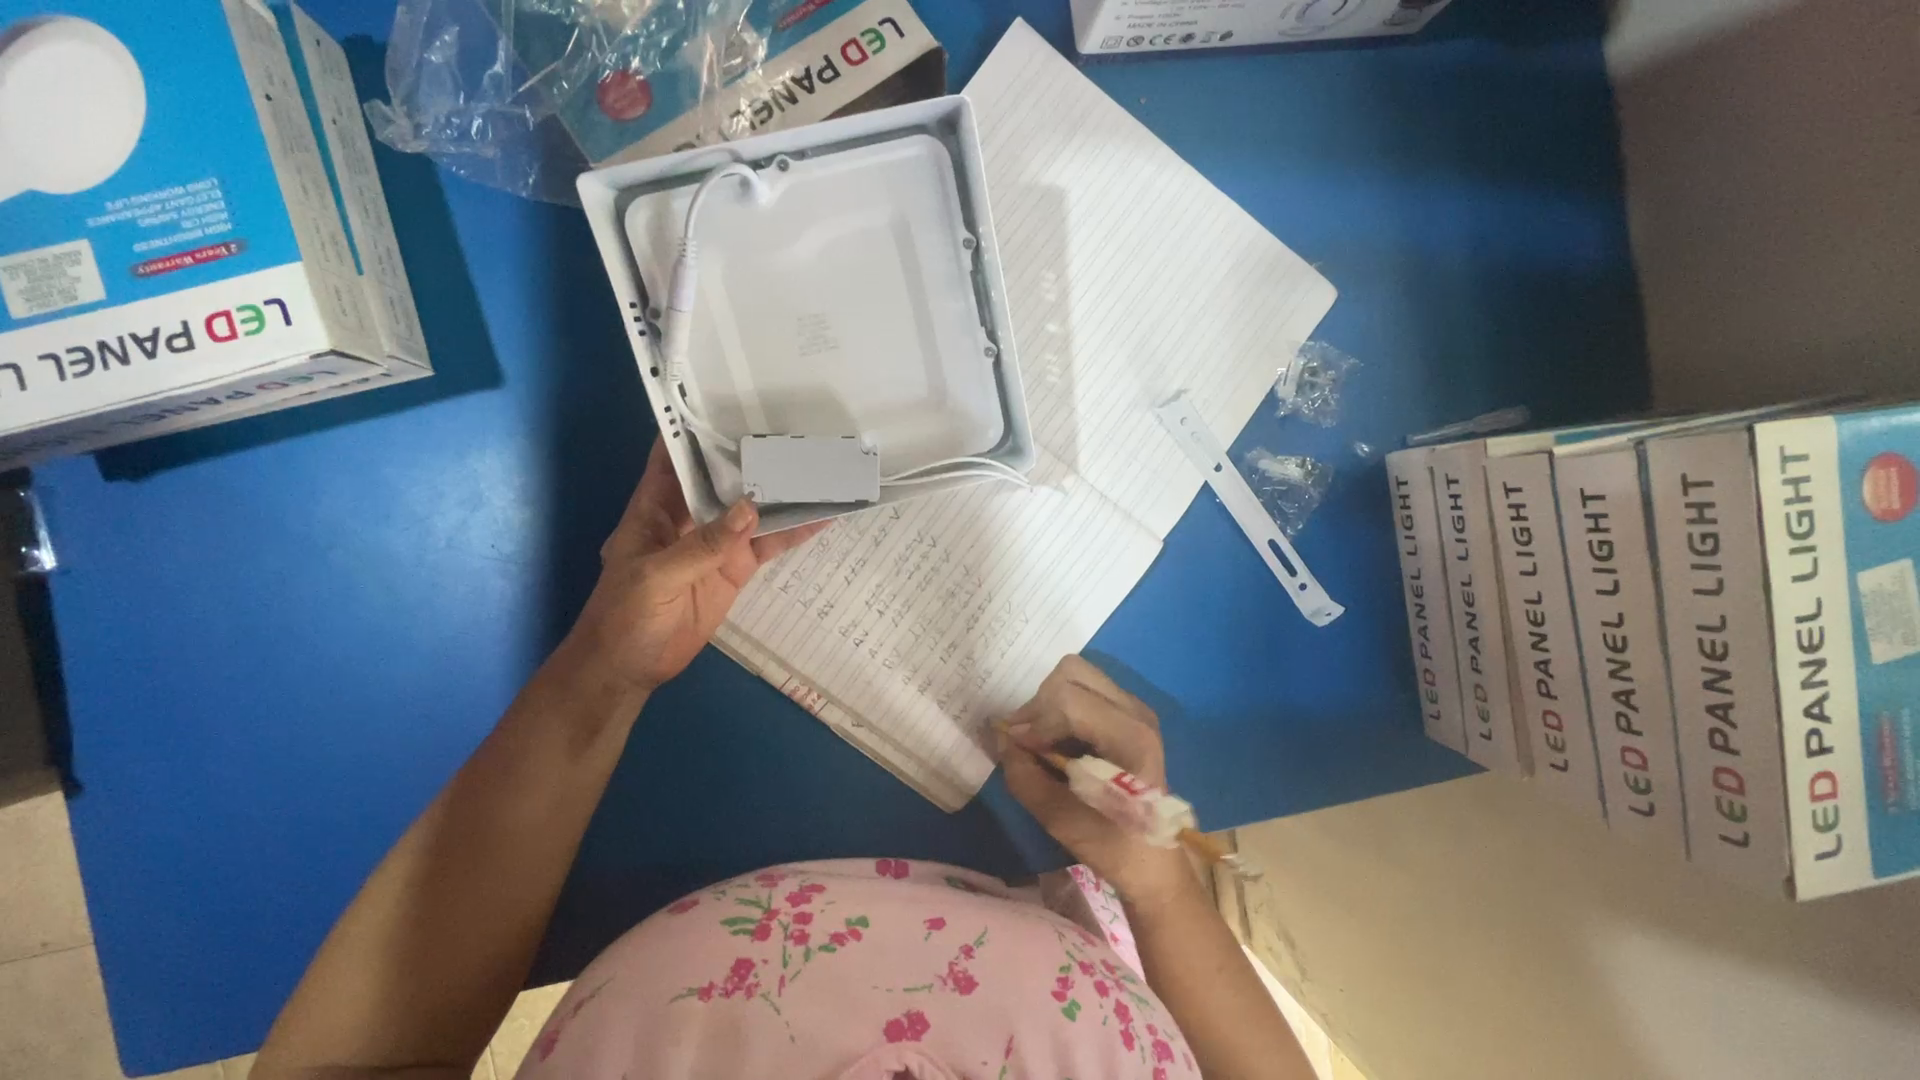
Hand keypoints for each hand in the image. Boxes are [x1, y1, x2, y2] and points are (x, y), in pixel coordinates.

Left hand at [565, 437, 828, 694]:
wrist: (629, 668)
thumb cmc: (624, 615)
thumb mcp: (656, 576)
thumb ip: (702, 544)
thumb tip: (751, 508)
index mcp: (655, 506)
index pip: (674, 455)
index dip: (696, 428)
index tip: (730, 402)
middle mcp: (688, 516)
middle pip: (723, 478)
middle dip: (751, 455)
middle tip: (793, 429)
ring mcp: (715, 543)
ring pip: (752, 510)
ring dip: (780, 493)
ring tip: (818, 468)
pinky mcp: (735, 569)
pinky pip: (767, 545)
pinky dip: (792, 533)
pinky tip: (821, 518)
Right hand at [998, 656, 1193, 907]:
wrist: (1155, 861)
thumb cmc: (1113, 845)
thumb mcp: (1060, 820)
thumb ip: (1025, 777)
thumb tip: (1000, 739)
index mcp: (1130, 738)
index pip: (1068, 700)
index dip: (1033, 721)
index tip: (1016, 749)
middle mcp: (1136, 712)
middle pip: (1072, 674)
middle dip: (1040, 704)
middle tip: (1025, 740)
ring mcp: (1135, 709)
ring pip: (1076, 676)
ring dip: (1048, 704)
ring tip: (1039, 741)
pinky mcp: (1127, 713)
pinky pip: (1084, 690)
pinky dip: (1060, 708)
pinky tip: (1057, 741)